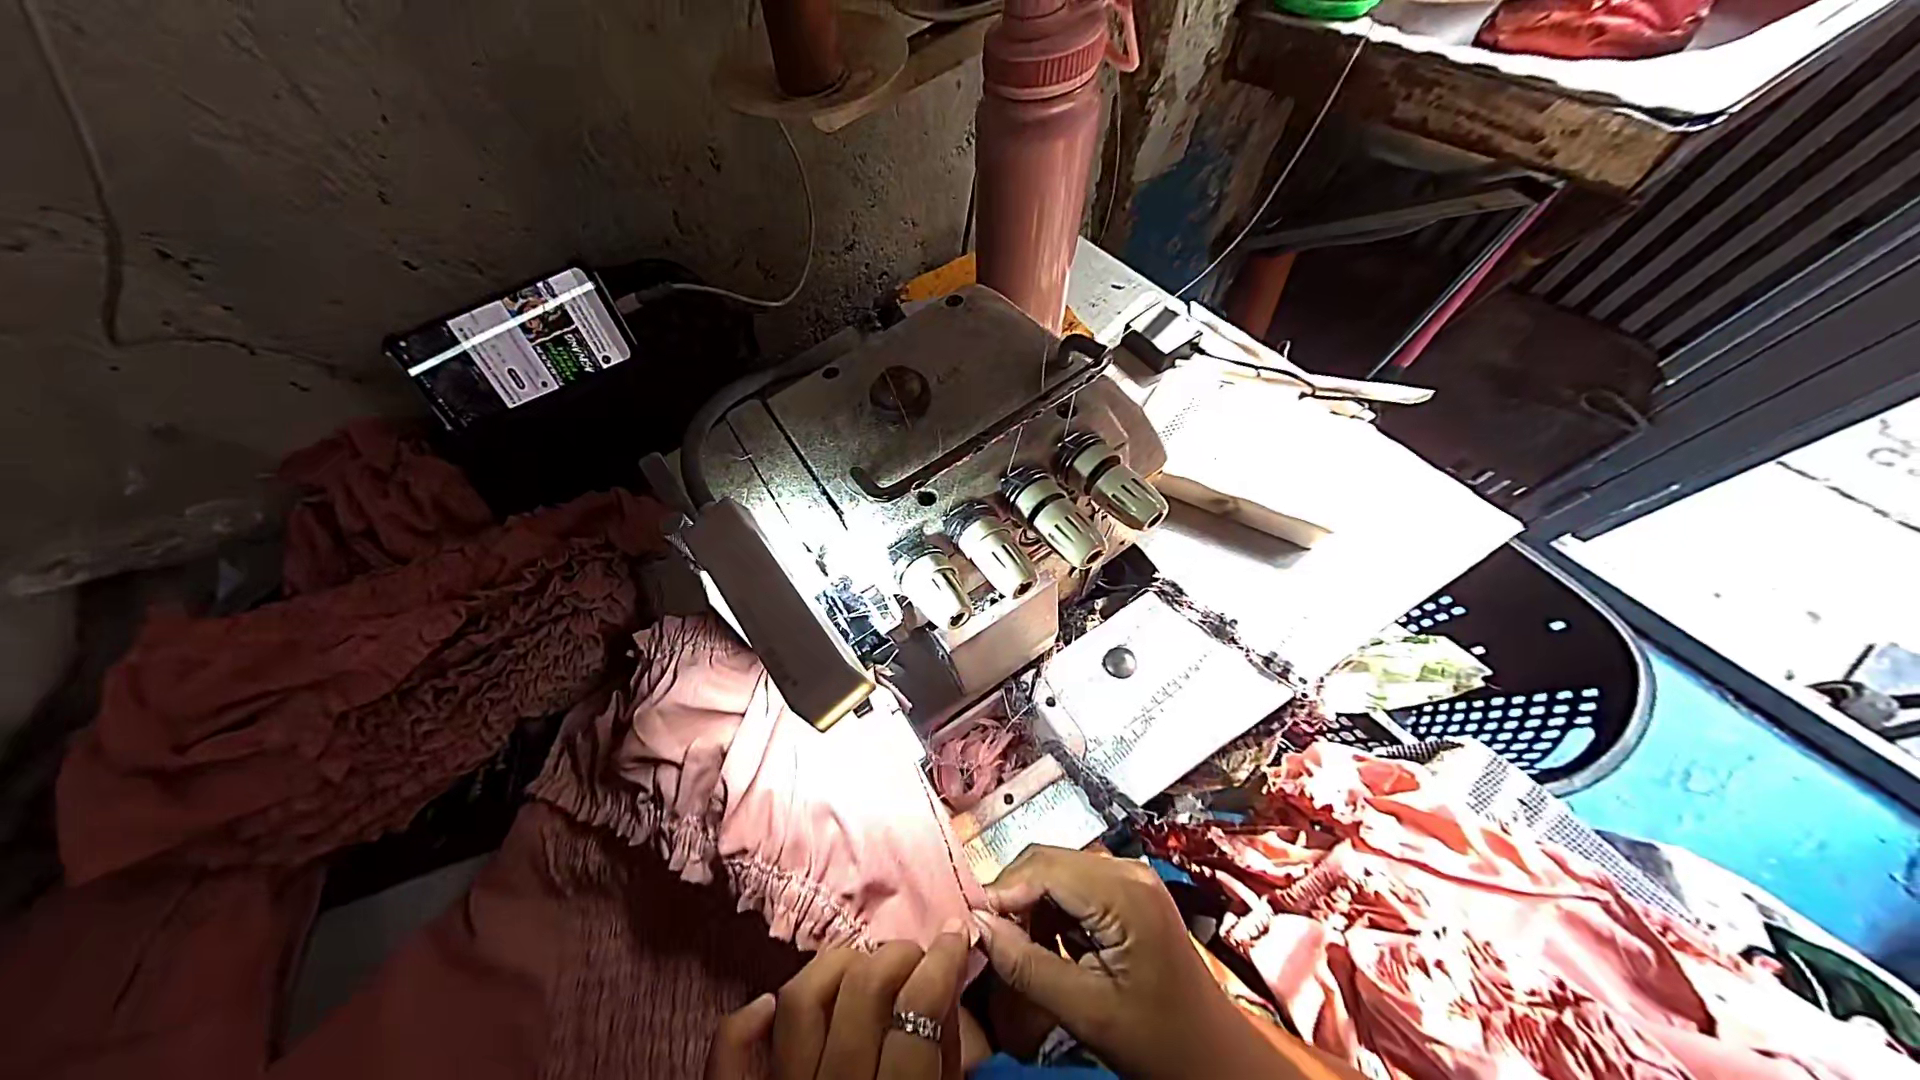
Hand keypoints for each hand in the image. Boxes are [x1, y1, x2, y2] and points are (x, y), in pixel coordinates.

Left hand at [705, 928, 969, 1079]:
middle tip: (912, 955)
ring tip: (859, 965)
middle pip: (862, 994)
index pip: (918, 1016)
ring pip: (799, 1001)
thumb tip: (942, 991)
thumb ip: (943, 1067)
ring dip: (835, 966)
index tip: (955, 940)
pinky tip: (775, 1007)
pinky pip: (730, 1050)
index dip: (942, 964)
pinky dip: (749, 1017)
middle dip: (895, 956)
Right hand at [971, 845, 1351, 1079]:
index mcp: (1124, 892)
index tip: (971, 925)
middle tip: (989, 939)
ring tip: (1015, 947)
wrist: (1217, 1061)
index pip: (1043, 868)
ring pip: (1056, 872)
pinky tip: (1044, 944)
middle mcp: (1127, 870)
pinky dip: (1050, 910)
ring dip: (1029, 904)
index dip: (1001, 891)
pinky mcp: (1128, 893)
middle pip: (1048, 862)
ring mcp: (1130, 879)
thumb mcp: (1088, 1011)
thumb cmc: (1161, 1043)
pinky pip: (1074, 886)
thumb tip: (979, 927)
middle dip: (1013, 897)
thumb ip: (1028, 966)